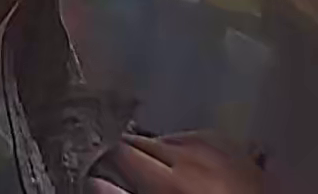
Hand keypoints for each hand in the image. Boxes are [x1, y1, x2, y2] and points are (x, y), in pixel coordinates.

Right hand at [91, 132, 265, 193]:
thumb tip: (94, 180)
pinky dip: (179, 149)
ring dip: (153, 153)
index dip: (103, 158)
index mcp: (174, 180)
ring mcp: (209, 142)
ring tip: (154, 176)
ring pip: (162, 138)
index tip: (92, 164)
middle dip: (126, 156)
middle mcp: (190, 152)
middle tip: (120, 173)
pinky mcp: (225, 142)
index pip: (122, 152)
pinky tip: (182, 168)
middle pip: (139, 141)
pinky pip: (188, 136)